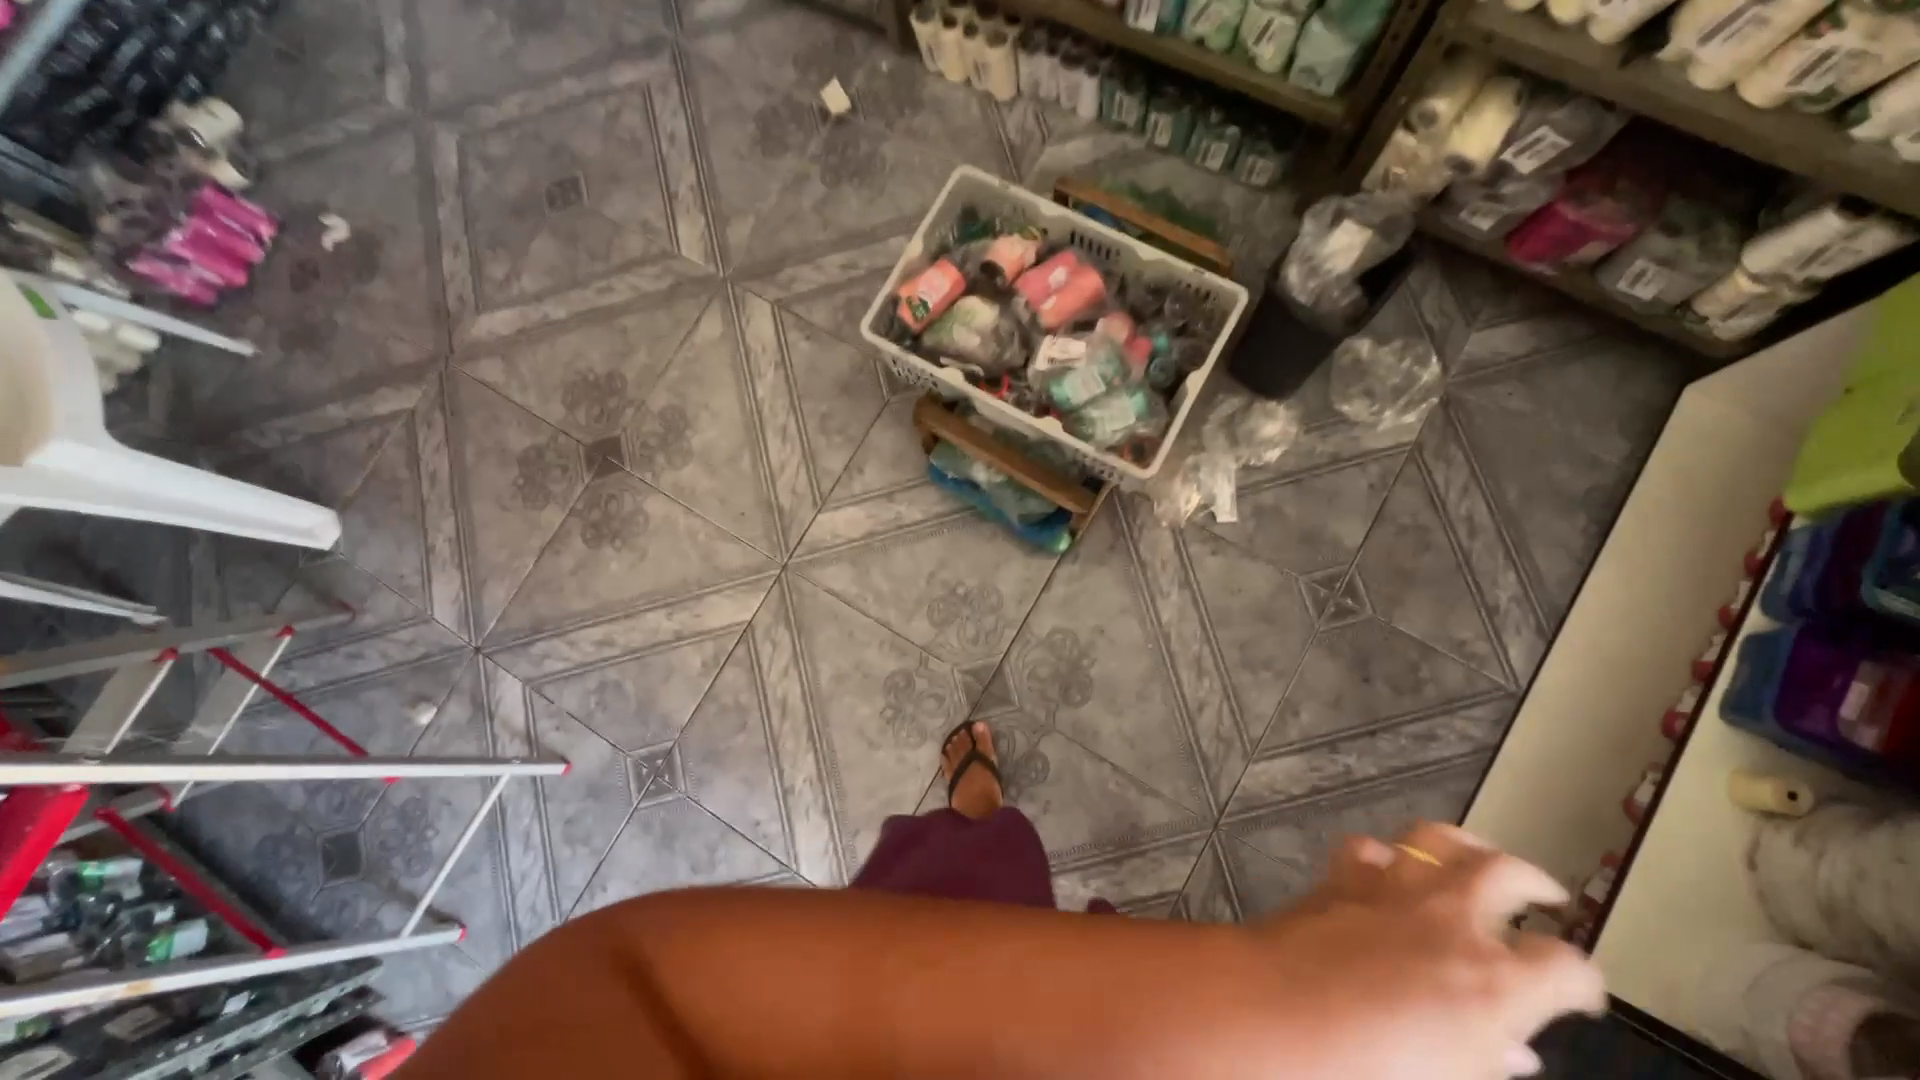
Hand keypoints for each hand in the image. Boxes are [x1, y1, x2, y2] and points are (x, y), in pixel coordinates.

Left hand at [1252, 823, 1605, 1079]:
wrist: (1278, 1014)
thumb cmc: (1371, 1067)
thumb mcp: (1451, 1078)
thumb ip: (1487, 1060)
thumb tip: (1511, 1053)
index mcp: (1495, 982)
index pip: (1567, 968)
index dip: (1583, 981)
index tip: (1580, 992)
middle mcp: (1451, 921)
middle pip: (1508, 874)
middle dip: (1534, 881)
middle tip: (1544, 893)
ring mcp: (1393, 888)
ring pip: (1439, 840)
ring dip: (1466, 845)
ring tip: (1477, 855)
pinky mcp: (1342, 877)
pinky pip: (1370, 849)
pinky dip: (1386, 855)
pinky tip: (1388, 864)